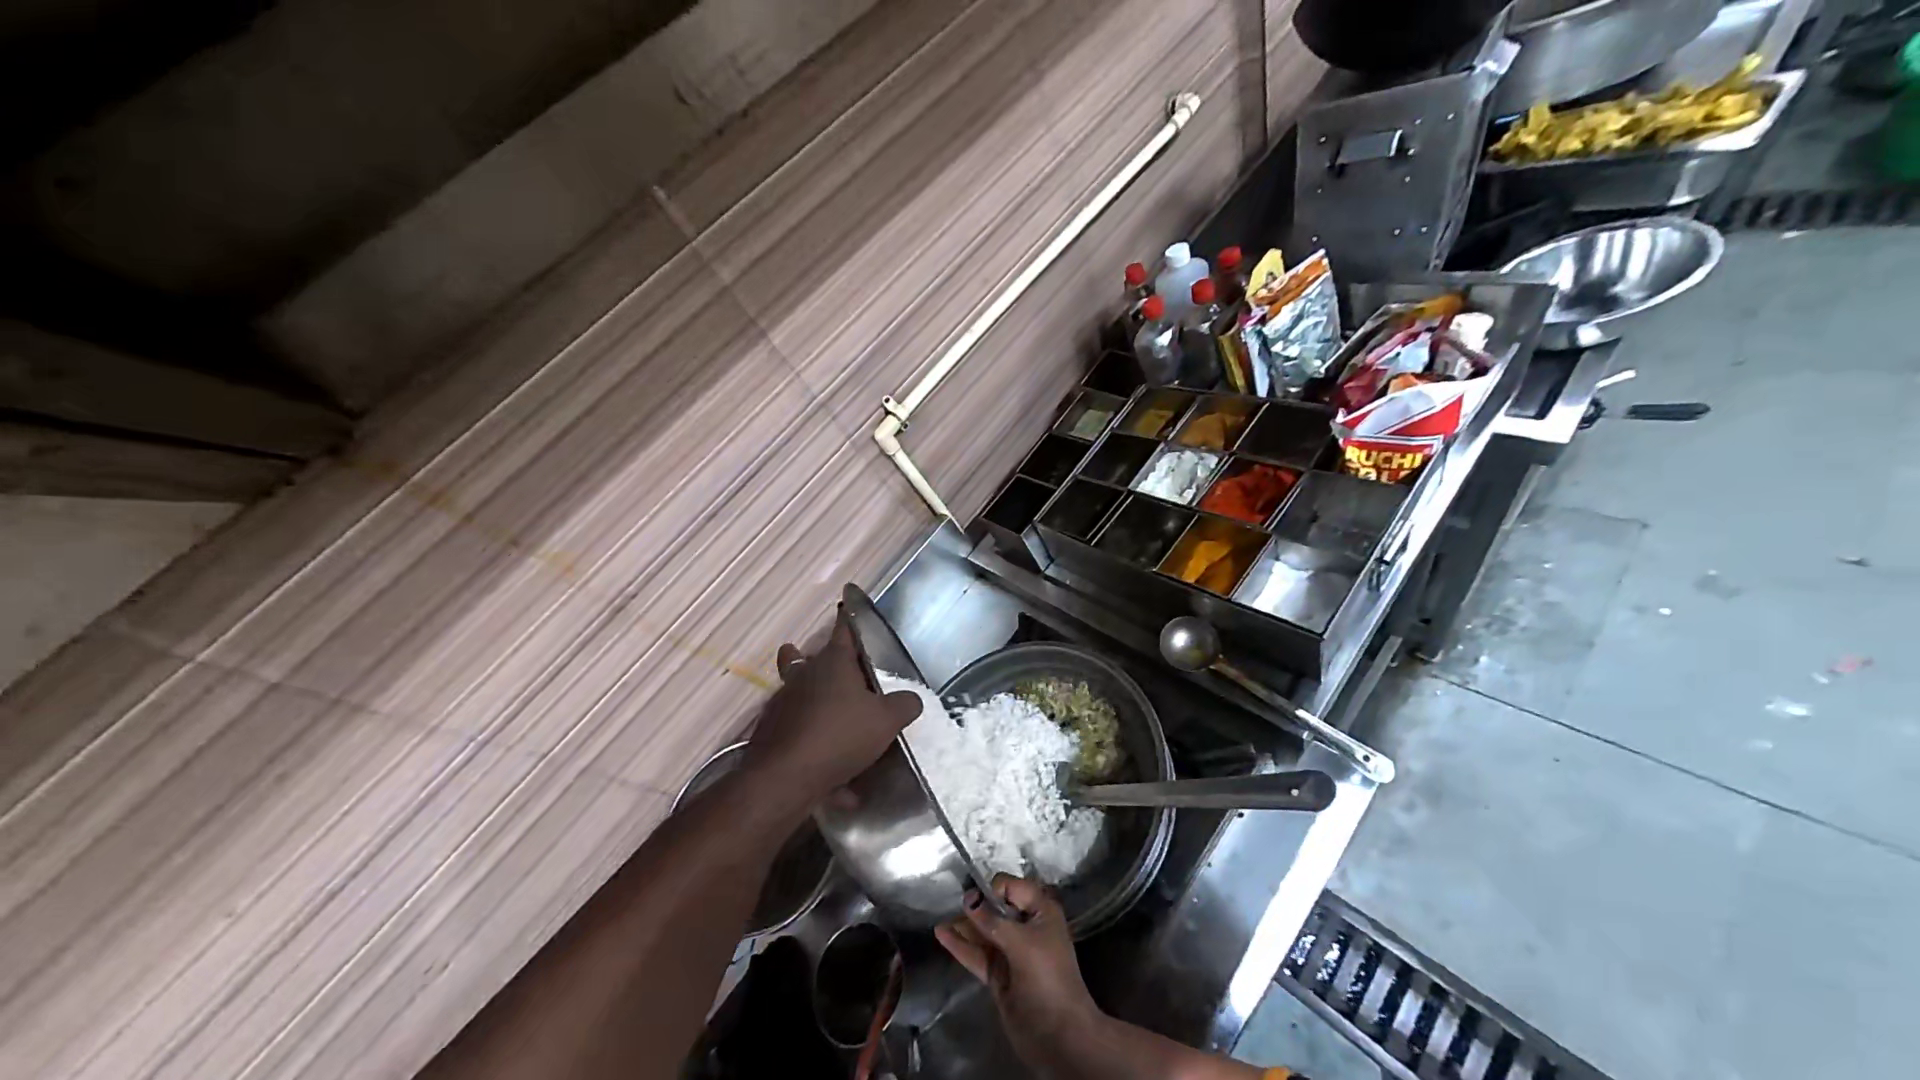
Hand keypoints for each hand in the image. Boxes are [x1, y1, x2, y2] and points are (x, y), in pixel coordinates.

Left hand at [741, 610, 922, 808]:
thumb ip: (904, 705)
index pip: (845, 630)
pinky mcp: (772, 732)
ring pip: (799, 695)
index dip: (849, 618)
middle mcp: (804, 676)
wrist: (784, 778)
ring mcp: (783, 703)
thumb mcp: (887, 720)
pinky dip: (816, 749)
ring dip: (816, 706)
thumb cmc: (840, 735)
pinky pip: (800, 734)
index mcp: (833, 663)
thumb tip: (911, 699)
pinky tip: (839, 785)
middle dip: (823, 662)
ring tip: (840, 726)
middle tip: (842, 672)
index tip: (847, 604)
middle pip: (808, 658)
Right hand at [935, 875, 1103, 1069]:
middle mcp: (1026, 928)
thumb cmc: (1048, 977)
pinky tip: (942, 933)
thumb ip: (992, 920)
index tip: (973, 896)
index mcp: (1041, 913)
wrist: (1060, 1035)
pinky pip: (977, 953)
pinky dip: (960, 944)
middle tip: (950, 900)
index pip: (1013, 887)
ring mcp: (1011, 952)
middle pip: (996, 908)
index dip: (993, 889)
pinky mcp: (998, 974)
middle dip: (975, 905)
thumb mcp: (1022, 943)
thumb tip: (968, 898)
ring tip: (941, 916)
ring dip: (964, 924)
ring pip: (984, 932)